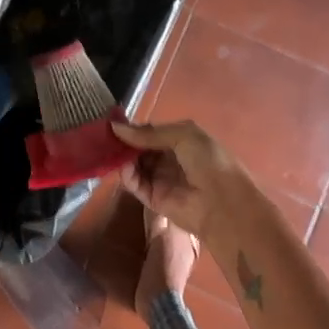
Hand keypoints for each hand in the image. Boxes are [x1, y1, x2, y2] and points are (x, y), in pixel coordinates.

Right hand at [112, 119, 249, 240]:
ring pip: (134, 165)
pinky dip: (127, 175)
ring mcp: (160, 179)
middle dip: (124, 143)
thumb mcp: (183, 135)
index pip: (150, 133)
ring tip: (112, 152)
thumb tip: (116, 127)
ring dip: (123, 158)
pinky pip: (135, 184)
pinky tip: (123, 167)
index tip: (113, 123)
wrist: (223, 204)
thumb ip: (149, 132)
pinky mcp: (153, 199)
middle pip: (139, 148)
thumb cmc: (209, 162)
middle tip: (105, 137)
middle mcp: (168, 159)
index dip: (133, 129)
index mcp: (180, 141)